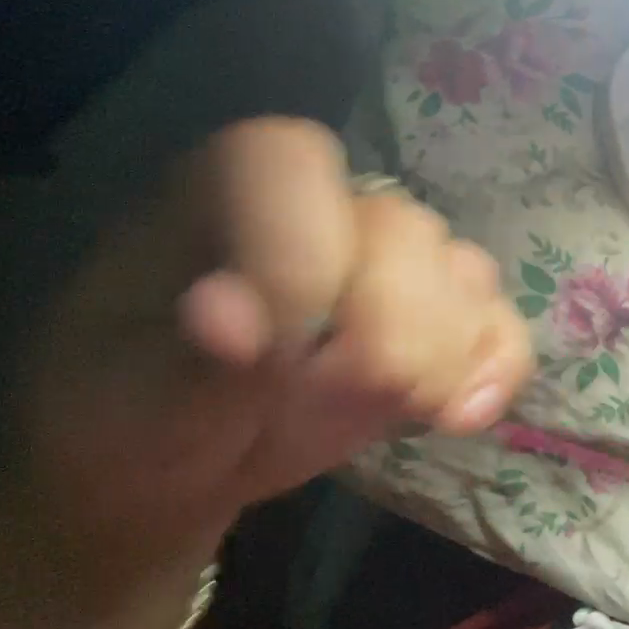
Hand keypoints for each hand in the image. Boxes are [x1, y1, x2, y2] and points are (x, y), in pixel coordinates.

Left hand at [9, 117, 534, 554]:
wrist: (179, 464)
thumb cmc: (129, 418)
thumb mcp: (125, 403)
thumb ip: (184, 362)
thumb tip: (231, 315)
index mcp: (230, 190)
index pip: (291, 163)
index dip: (303, 244)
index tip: (277, 346)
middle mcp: (331, 209)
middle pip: (403, 229)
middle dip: (384, 329)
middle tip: (320, 398)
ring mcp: (402, 263)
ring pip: (466, 274)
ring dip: (438, 359)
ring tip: (385, 415)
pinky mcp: (448, 320)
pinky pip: (503, 327)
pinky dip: (497, 371)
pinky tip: (464, 417)